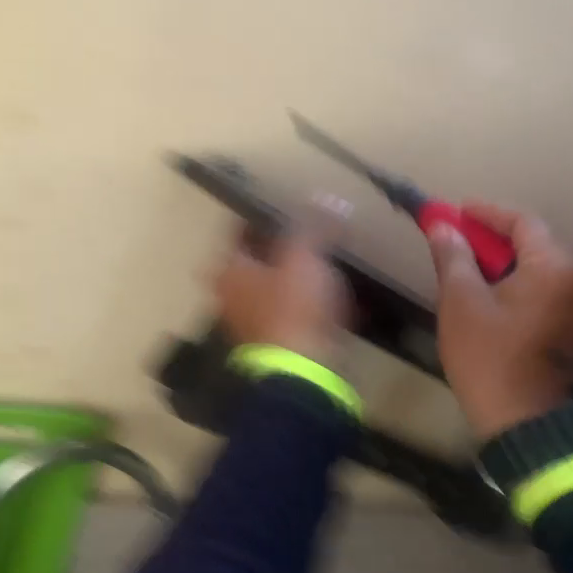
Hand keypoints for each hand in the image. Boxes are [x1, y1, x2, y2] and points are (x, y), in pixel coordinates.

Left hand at [212, 214, 350, 365]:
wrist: (302, 372)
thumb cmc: (291, 305)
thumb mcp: (302, 257)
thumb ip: (312, 227)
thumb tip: (324, 200)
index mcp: (227, 270)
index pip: (237, 231)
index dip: (261, 215)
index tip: (285, 203)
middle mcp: (231, 296)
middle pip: (258, 261)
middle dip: (284, 246)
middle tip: (311, 228)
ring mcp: (254, 322)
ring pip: (279, 287)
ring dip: (302, 274)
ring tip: (332, 256)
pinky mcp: (279, 343)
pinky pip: (300, 312)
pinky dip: (318, 301)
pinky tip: (345, 291)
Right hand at [428, 202, 572, 440]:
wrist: (527, 424)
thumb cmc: (489, 357)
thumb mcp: (460, 302)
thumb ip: (453, 255)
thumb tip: (442, 226)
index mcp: (560, 266)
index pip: (522, 222)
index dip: (485, 214)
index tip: (455, 211)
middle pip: (539, 245)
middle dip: (498, 241)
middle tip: (460, 242)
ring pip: (550, 270)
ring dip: (515, 265)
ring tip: (477, 272)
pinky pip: (559, 293)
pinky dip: (532, 288)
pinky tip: (503, 298)